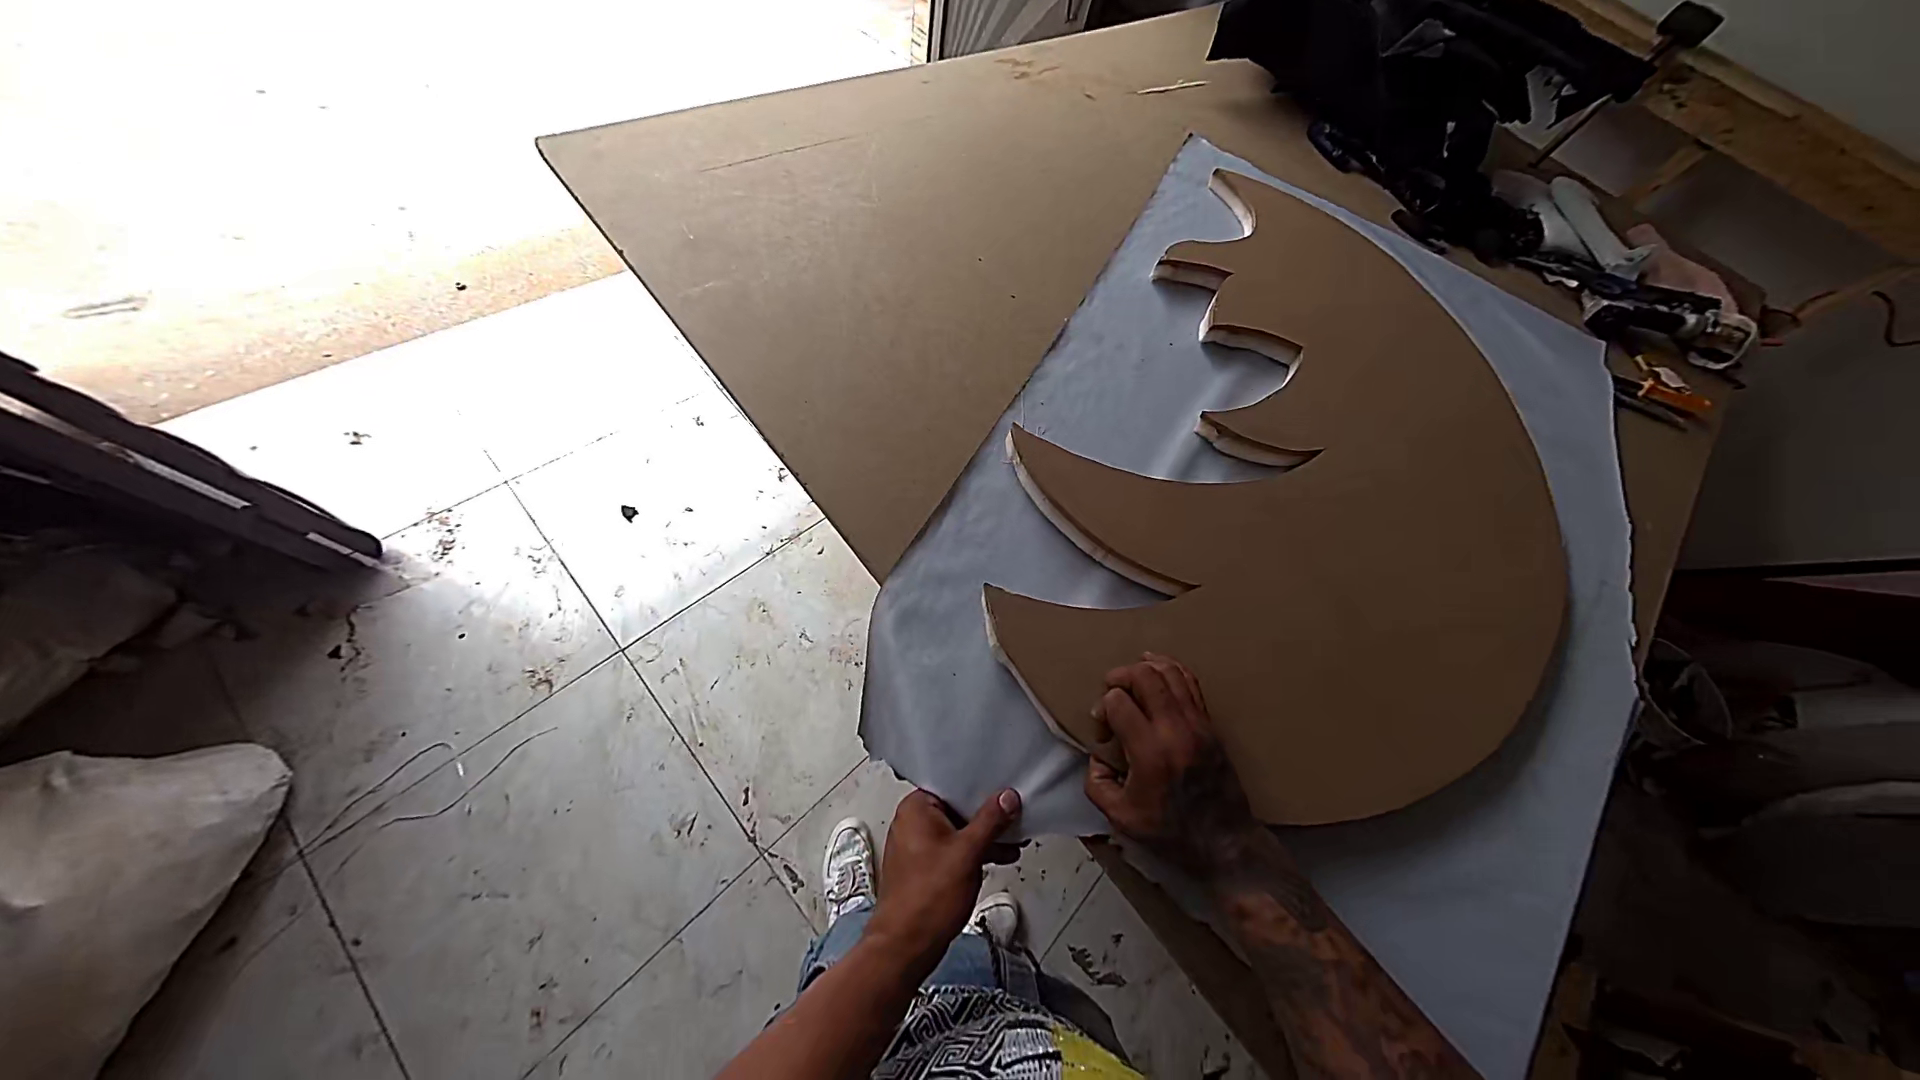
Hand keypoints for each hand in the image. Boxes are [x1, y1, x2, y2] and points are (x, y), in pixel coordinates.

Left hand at [865, 788, 1021, 971]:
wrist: (906, 946)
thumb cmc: (927, 900)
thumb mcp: (969, 853)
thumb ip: (991, 821)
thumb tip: (1006, 799)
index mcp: (916, 808)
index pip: (953, 784)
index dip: (981, 788)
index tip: (1004, 790)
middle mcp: (911, 822)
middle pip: (957, 807)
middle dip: (986, 816)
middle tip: (1012, 816)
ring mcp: (916, 844)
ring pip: (957, 829)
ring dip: (983, 836)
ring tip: (1011, 841)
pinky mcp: (922, 865)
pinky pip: (952, 847)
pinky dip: (972, 852)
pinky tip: (995, 858)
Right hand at [1084, 653, 1261, 873]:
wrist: (1225, 843)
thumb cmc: (1171, 832)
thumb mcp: (1120, 816)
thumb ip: (1096, 782)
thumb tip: (1097, 756)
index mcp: (1150, 752)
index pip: (1118, 702)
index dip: (1101, 709)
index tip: (1103, 732)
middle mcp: (1175, 730)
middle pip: (1144, 676)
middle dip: (1119, 677)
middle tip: (1111, 694)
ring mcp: (1197, 724)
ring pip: (1170, 672)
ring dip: (1145, 668)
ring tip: (1130, 678)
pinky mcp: (1210, 725)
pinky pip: (1190, 683)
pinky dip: (1170, 669)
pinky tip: (1156, 669)